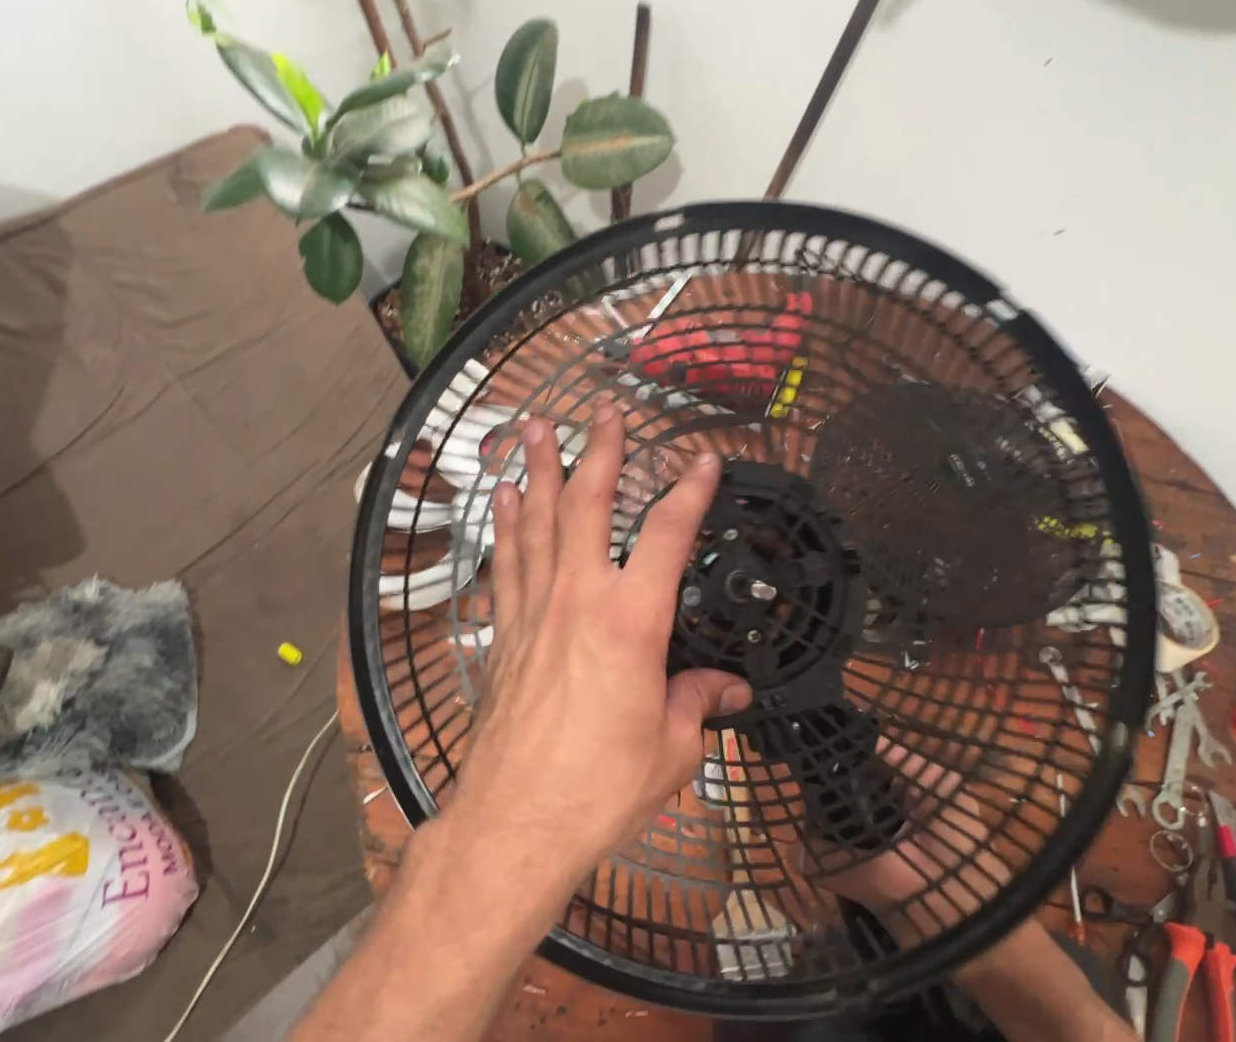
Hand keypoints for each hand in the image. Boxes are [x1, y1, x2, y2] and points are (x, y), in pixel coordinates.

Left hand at [445, 401, 753, 880]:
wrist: (517, 822)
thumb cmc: (601, 788)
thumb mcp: (673, 749)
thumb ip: (699, 703)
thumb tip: (729, 688)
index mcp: (633, 622)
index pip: (670, 536)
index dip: (691, 490)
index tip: (706, 458)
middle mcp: (580, 600)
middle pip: (588, 506)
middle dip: (598, 453)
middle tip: (601, 412)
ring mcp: (536, 612)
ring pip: (538, 524)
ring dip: (541, 472)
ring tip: (537, 429)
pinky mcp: (507, 635)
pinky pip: (508, 564)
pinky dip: (508, 527)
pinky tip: (506, 499)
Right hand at [799, 741, 1010, 948]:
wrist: (1002, 967)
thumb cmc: (955, 908)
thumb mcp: (889, 882)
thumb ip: (836, 862)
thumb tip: (791, 852)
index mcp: (931, 782)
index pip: (872, 748)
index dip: (834, 755)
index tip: (796, 771)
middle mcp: (928, 792)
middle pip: (865, 779)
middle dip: (833, 800)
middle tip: (799, 819)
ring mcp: (925, 821)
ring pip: (867, 810)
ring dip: (842, 829)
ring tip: (812, 844)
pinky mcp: (919, 849)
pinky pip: (876, 835)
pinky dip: (856, 847)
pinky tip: (834, 863)